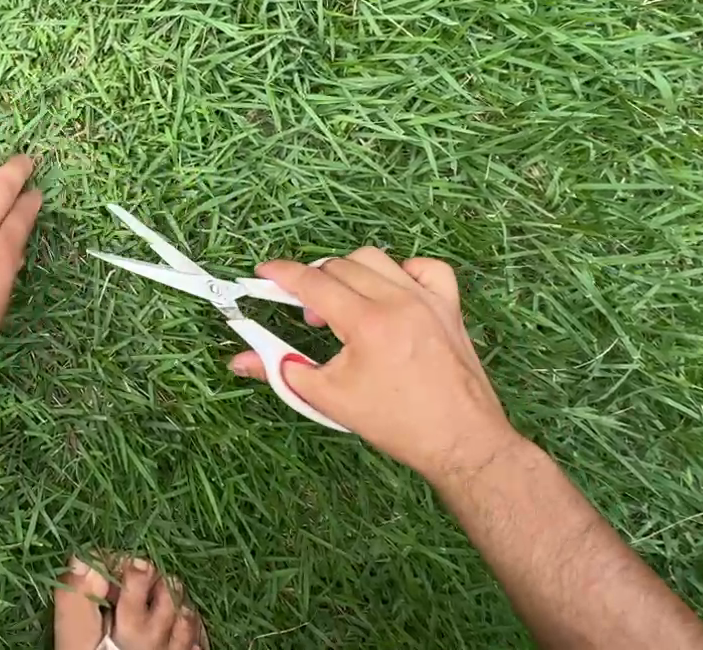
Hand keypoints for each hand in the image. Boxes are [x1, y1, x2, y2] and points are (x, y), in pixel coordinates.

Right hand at [230, 248, 521, 482]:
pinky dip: (401, 272)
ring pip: (375, 259)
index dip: (280, 274)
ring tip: (344, 303)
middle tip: (308, 314)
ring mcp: (428, 301)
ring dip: (349, 273)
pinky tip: (390, 293)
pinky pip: (425, 268)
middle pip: (338, 266)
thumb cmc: (394, 423)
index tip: (261, 274)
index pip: (312, 282)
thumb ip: (280, 370)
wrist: (464, 444)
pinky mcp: (450, 308)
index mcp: (367, 323)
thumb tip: (238, 361)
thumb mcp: (327, 397)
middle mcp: (398, 302)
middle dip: (313, 282)